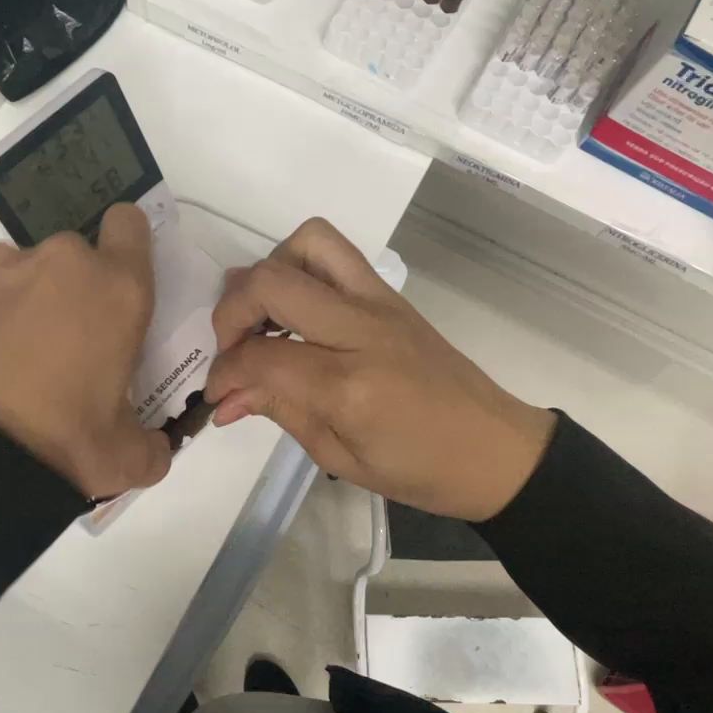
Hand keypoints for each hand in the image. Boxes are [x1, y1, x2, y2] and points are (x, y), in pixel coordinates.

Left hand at [0, 204, 170, 499]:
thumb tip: (154, 446)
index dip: (124, 249)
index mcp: (115, 290)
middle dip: (68, 292)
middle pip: (71, 257)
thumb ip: (153, 443)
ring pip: (17, 271)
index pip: (129, 225)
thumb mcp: (126, 458)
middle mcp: (57, 263)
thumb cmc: (60, 446)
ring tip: (3, 361)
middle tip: (58, 350)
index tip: (113, 286)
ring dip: (19, 302)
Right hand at [205, 218, 556, 520]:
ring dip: (270, 271)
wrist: (494, 449)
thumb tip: (225, 397)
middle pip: (272, 283)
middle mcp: (363, 330)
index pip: (260, 357)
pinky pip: (337, 254)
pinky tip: (296, 309)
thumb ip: (279, 411)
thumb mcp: (339, 456)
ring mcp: (380, 303)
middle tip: (233, 348)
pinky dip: (301, 266)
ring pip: (309, 242)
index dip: (224, 373)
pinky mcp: (391, 295)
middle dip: (231, 312)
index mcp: (350, 387)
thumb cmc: (419, 470)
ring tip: (264, 314)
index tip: (217, 394)